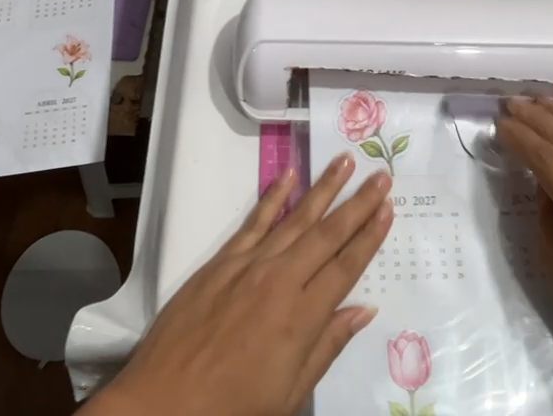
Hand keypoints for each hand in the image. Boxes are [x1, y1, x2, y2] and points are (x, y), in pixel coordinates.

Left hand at [84, 154, 392, 415]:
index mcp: (300, 316)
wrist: (163, 402)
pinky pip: (254, 221)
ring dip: (323, 189)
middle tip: (381, 175)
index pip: (345, 267)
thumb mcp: (289, 393)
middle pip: (326, 235)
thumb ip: (327, 346)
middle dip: (357, 204)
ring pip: (294, 219)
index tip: (389, 208)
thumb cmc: (232, 408)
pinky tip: (289, 176)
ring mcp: (248, 265)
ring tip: (345, 161)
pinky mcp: (221, 261)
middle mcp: (279, 280)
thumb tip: (364, 310)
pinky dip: (273, 197)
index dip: (370, 237)